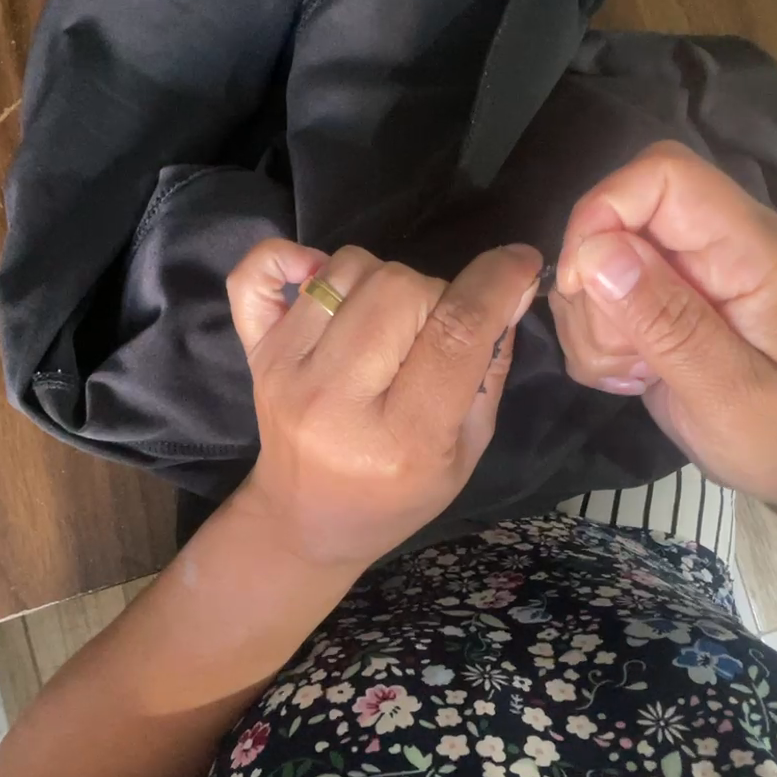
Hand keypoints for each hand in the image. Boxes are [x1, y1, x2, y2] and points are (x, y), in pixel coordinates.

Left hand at [224, 240, 541, 567]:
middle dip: (436, 294)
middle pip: (399, 288)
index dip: (497, 283)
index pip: (455, 333)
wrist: (308, 521)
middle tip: (432, 331)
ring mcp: (286, 373)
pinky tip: (314, 275)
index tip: (521, 263)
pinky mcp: (256, 355)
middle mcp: (336, 400)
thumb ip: (489, 370)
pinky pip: (256, 275)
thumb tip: (513, 287)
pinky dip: (285, 256)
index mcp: (402, 439)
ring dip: (384, 281)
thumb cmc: (396, 497)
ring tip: (387, 324)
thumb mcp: (466, 453)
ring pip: (348, 270)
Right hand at [551, 140, 776, 519]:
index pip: (661, 175)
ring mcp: (687, 278)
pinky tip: (633, 377)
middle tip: (623, 358)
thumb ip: (667, 323)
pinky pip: (600, 304)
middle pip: (615, 221)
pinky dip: (598, 344)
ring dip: (592, 326)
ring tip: (635, 375)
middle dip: (592, 291)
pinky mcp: (664, 309)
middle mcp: (715, 248)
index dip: (602, 214)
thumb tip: (593, 251)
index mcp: (750, 249)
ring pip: (596, 266)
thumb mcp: (734, 395)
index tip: (579, 288)